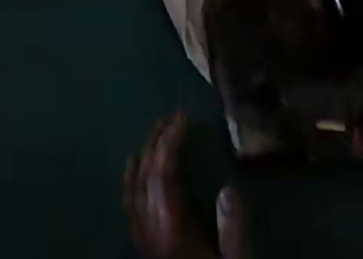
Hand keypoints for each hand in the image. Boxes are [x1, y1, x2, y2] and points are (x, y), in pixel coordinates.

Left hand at [123, 113, 246, 258]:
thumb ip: (233, 231)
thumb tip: (227, 189)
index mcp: (172, 230)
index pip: (164, 174)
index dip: (171, 141)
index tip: (183, 116)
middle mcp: (150, 230)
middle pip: (147, 174)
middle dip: (158, 141)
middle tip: (174, 116)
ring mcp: (141, 239)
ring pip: (135, 186)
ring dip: (145, 154)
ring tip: (158, 130)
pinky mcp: (141, 246)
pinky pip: (129, 203)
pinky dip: (130, 178)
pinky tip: (133, 165)